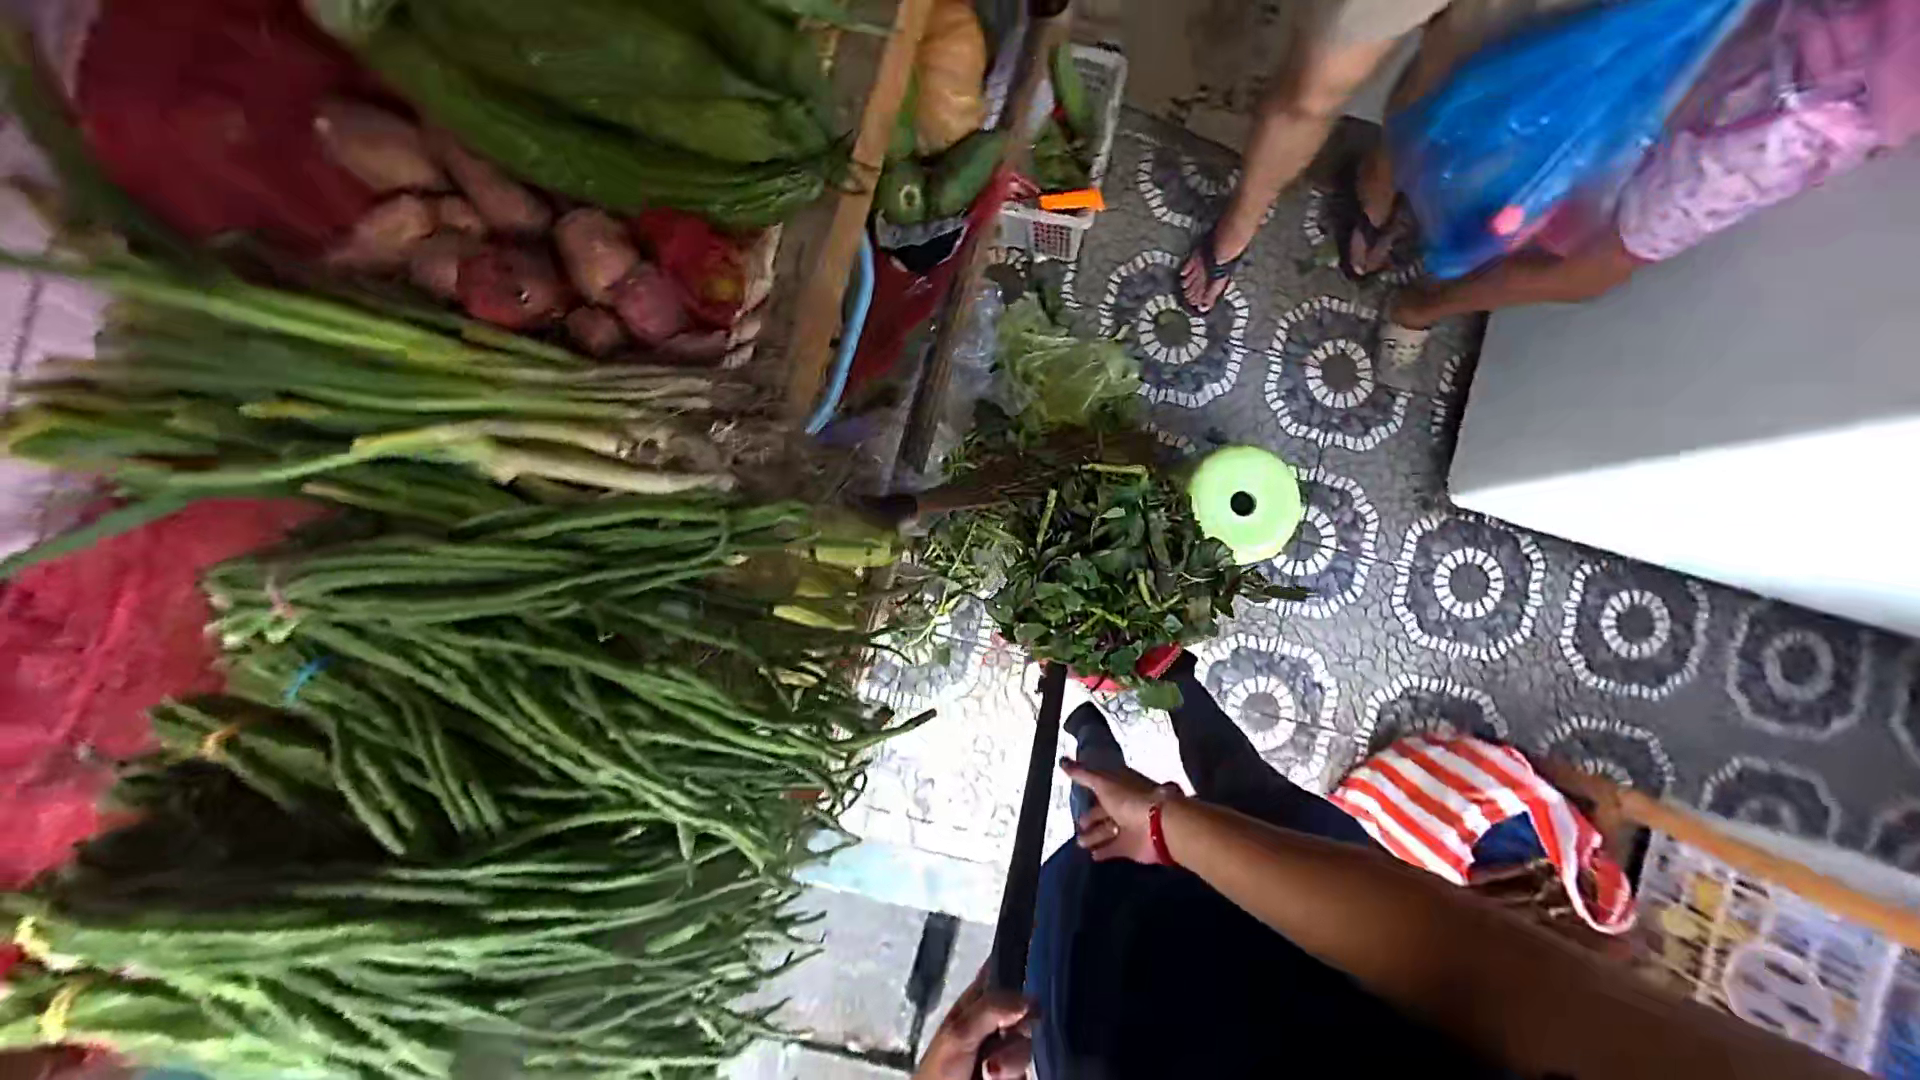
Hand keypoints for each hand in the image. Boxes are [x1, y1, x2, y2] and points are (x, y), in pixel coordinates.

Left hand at [912, 965, 1034, 1079]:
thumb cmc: (941, 1070)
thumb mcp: (959, 1032)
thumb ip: (991, 1009)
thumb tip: (1030, 998)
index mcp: (976, 1001)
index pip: (1000, 972)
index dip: (1017, 972)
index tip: (1029, 983)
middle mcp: (994, 1021)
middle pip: (1024, 1009)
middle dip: (1019, 1026)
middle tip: (1007, 1036)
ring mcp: (1005, 1051)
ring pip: (1027, 1043)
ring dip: (1012, 1059)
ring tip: (992, 1074)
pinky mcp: (1013, 1076)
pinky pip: (1028, 1069)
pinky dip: (1015, 1075)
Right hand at [1059, 757, 1181, 864]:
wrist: (1158, 825)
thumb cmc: (1129, 799)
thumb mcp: (1102, 783)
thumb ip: (1082, 775)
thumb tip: (1061, 761)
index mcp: (1119, 787)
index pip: (1101, 786)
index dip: (1090, 789)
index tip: (1076, 792)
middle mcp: (1123, 805)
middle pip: (1103, 811)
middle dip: (1090, 817)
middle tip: (1077, 824)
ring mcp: (1127, 826)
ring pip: (1106, 831)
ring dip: (1093, 836)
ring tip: (1079, 842)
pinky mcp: (1130, 847)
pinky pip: (1113, 849)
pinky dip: (1103, 851)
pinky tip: (1092, 855)